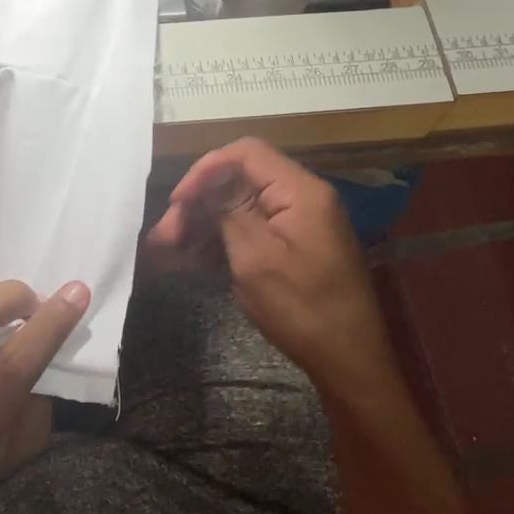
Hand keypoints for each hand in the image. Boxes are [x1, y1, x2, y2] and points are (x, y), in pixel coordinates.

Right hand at [146, 138, 388, 385]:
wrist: (348, 360)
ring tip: (168, 250)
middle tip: (165, 236)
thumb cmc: (301, 309)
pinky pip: (252, 229)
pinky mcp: (294, 246)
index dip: (205, 169)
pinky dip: (222, 240)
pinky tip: (191, 259)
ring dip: (204, 224)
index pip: (246, 153)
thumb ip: (229, 210)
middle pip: (240, 180)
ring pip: (240, 206)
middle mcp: (302, 198)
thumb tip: (206, 177)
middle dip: (199, 203)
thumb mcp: (255, 258)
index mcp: (300, 192)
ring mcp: (299, 223)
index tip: (177, 201)